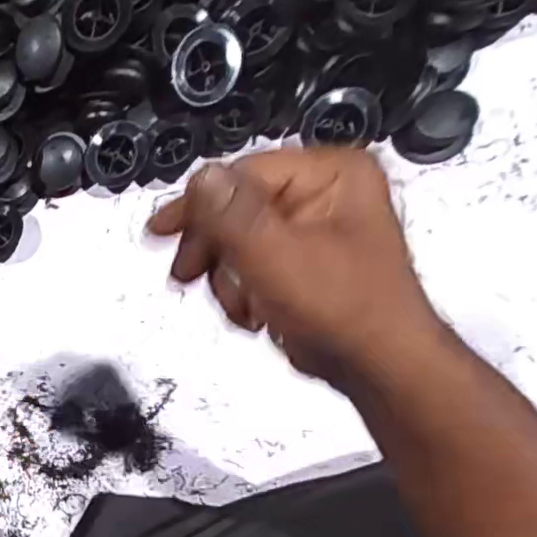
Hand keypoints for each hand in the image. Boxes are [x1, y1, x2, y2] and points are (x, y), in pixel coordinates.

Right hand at [147, 146, 446, 381]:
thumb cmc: (348, 311)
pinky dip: (241, 295)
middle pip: (234, 210)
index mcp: (330, 174)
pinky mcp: (295, 265)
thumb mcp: (280, 258)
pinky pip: (247, 269)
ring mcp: (308, 232)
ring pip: (235, 244)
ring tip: (246, 305)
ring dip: (229, 281)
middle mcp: (321, 195)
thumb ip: (236, 217)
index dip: (198, 205)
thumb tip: (202, 179)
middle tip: (189, 274)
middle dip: (214, 251)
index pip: (243, 174)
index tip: (163, 230)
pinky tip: (255, 312)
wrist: (373, 362)